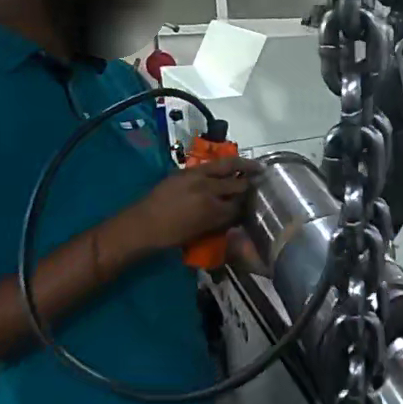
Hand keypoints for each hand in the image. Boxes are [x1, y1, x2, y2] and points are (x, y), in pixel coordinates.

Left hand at [130, 157, 265, 249]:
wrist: (139, 227)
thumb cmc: (170, 238)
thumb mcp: (201, 234)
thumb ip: (221, 222)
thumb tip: (237, 214)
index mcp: (212, 210)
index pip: (240, 204)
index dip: (250, 204)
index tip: (260, 202)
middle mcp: (207, 190)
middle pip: (237, 183)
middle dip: (250, 184)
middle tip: (263, 181)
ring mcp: (196, 177)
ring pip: (227, 166)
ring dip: (244, 165)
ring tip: (257, 166)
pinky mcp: (186, 172)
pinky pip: (211, 166)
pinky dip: (224, 165)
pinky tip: (231, 166)